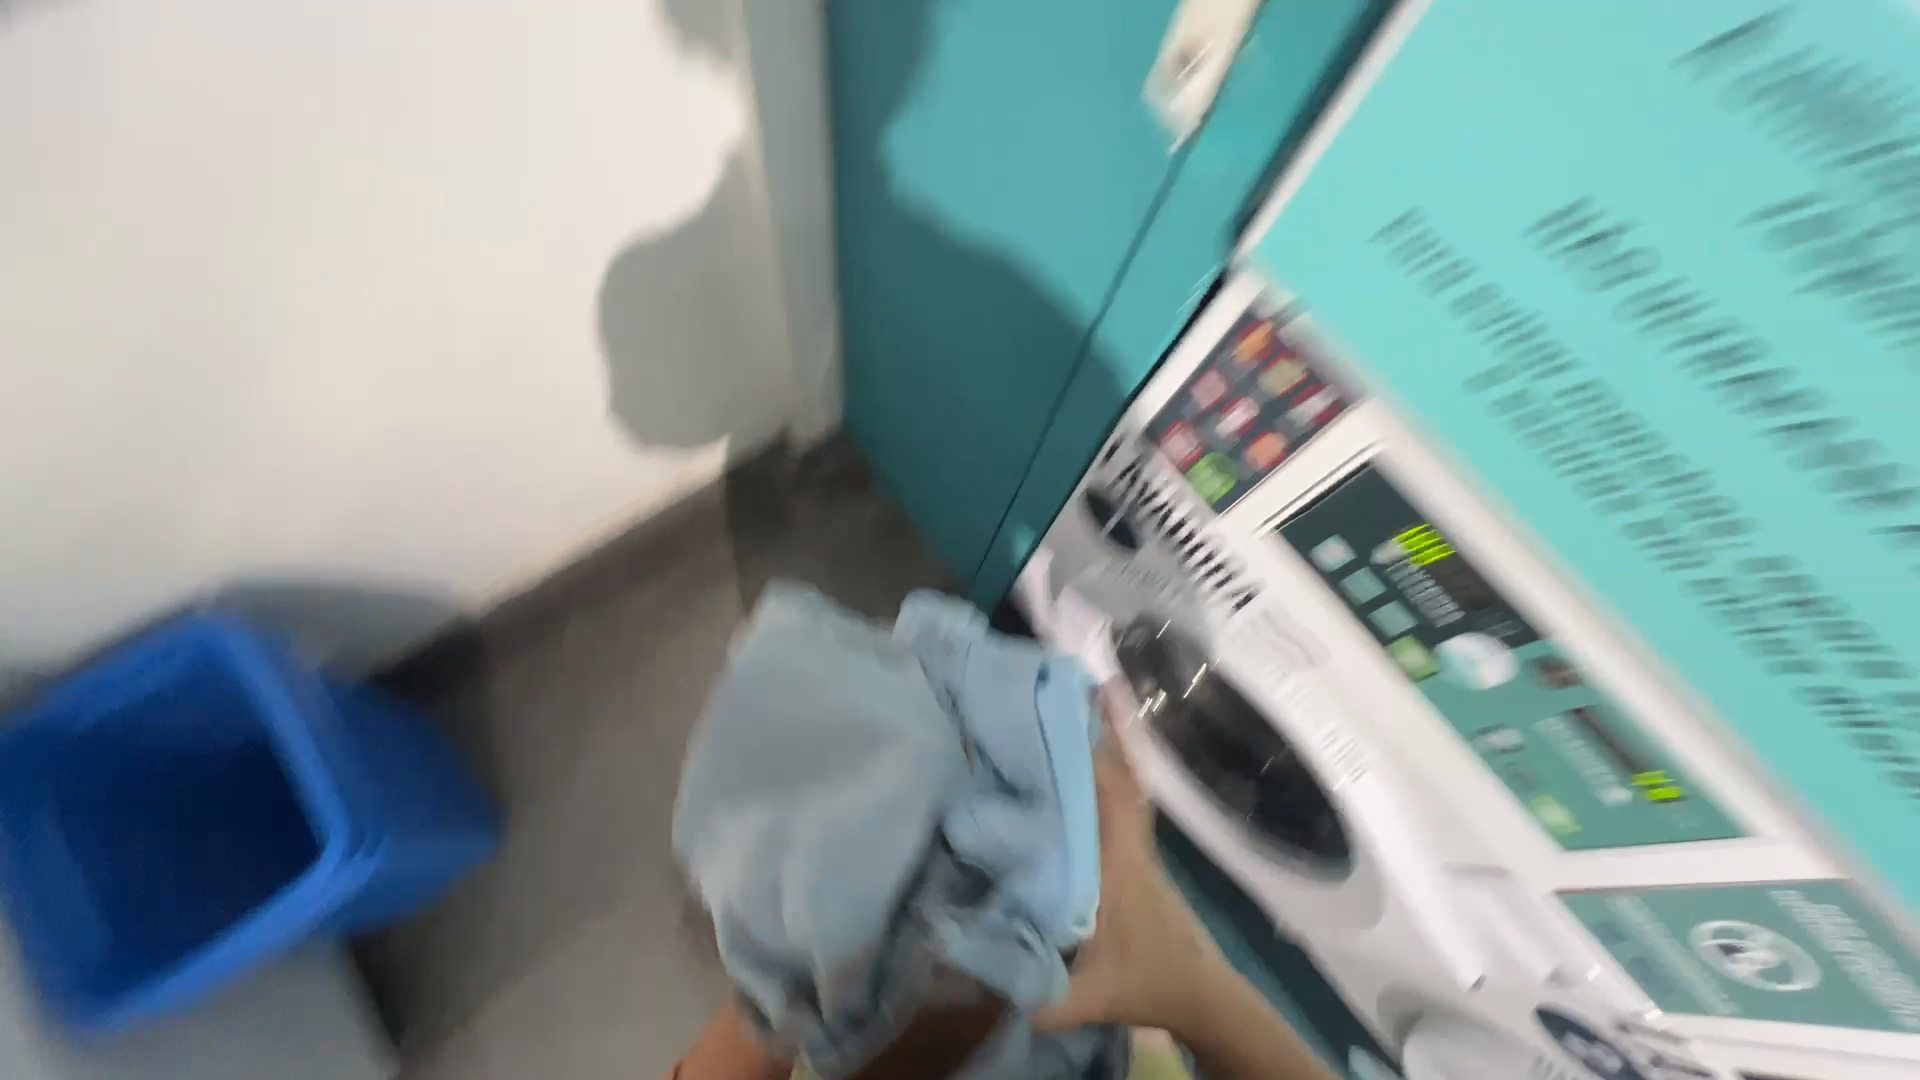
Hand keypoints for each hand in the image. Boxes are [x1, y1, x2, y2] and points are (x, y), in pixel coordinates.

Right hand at [1034, 685, 1232, 1033]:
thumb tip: (977, 965)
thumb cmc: (1146, 982)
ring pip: (1125, 775)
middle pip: (1117, 767)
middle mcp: (1129, 836)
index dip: (1085, 748)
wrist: (1200, 991)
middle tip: (1063, 683)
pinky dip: (1116, 758)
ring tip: (1080, 697)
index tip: (1058, 709)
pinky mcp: (1135, 844)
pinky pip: (1124, 790)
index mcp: (1118, 859)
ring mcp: (1136, 838)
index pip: (1105, 792)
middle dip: (1094, 725)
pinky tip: (1099, 744)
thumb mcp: (1088, 996)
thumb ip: (1039, 989)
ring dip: (1108, 736)